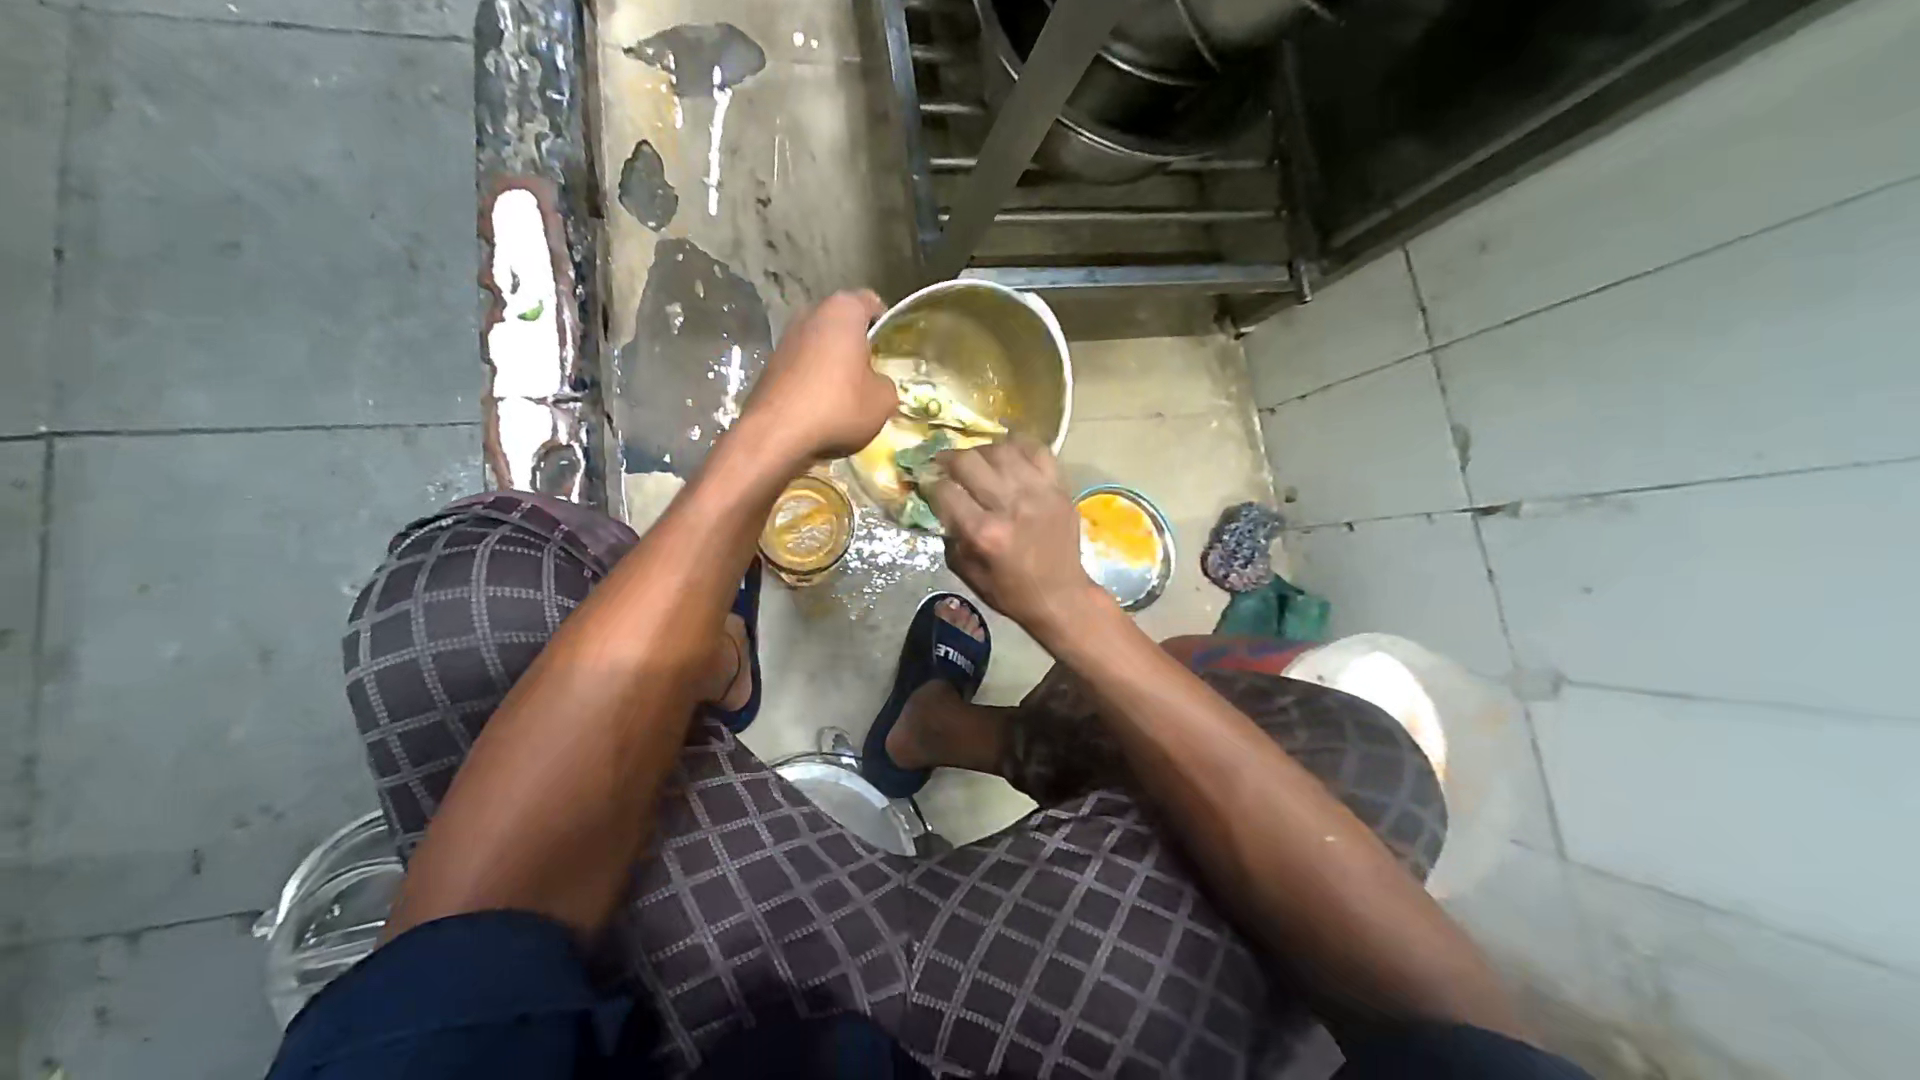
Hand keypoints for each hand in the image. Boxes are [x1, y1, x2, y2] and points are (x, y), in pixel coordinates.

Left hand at [739, 290, 895, 462]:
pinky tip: (822, 408)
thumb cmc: (839, 406)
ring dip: (833, 364)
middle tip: (871, 374)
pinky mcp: (769, 365)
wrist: (777, 434)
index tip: (890, 349)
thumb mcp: (884, 400)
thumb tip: (877, 384)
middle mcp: (810, 314)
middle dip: (856, 345)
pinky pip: (802, 367)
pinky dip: (813, 381)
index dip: (885, 324)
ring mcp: (785, 339)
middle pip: (842, 324)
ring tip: (846, 395)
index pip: (871, 302)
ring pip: (820, 346)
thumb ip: (887, 384)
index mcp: (842, 310)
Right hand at [926, 439, 1107, 634]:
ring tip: (976, 458)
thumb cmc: (1011, 591)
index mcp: (985, 533)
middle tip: (945, 463)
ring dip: (981, 450)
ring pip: (1001, 450)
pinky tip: (1008, 454)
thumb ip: (951, 535)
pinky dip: (1018, 446)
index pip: (946, 491)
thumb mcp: (968, 572)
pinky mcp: (1059, 488)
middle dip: (949, 459)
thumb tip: (941, 504)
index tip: (929, 484)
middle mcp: (1011, 506)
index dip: (931, 484)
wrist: (1061, 596)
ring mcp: (1038, 493)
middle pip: (969, 462)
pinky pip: (1037, 450)